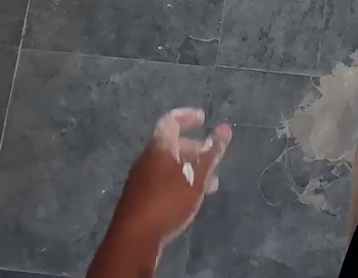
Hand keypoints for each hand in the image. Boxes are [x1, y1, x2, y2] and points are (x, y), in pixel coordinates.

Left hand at [87, 109, 230, 277]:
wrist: (132, 241)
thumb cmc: (168, 201)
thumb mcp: (196, 177)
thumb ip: (212, 152)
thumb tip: (225, 127)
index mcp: (159, 148)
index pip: (171, 120)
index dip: (188, 116)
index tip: (204, 120)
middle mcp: (147, 159)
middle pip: (172, 144)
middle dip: (195, 148)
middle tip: (212, 159)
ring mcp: (140, 180)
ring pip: (168, 165)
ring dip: (189, 168)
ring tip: (207, 185)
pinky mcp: (138, 198)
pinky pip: (161, 180)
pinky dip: (178, 181)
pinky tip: (188, 199)